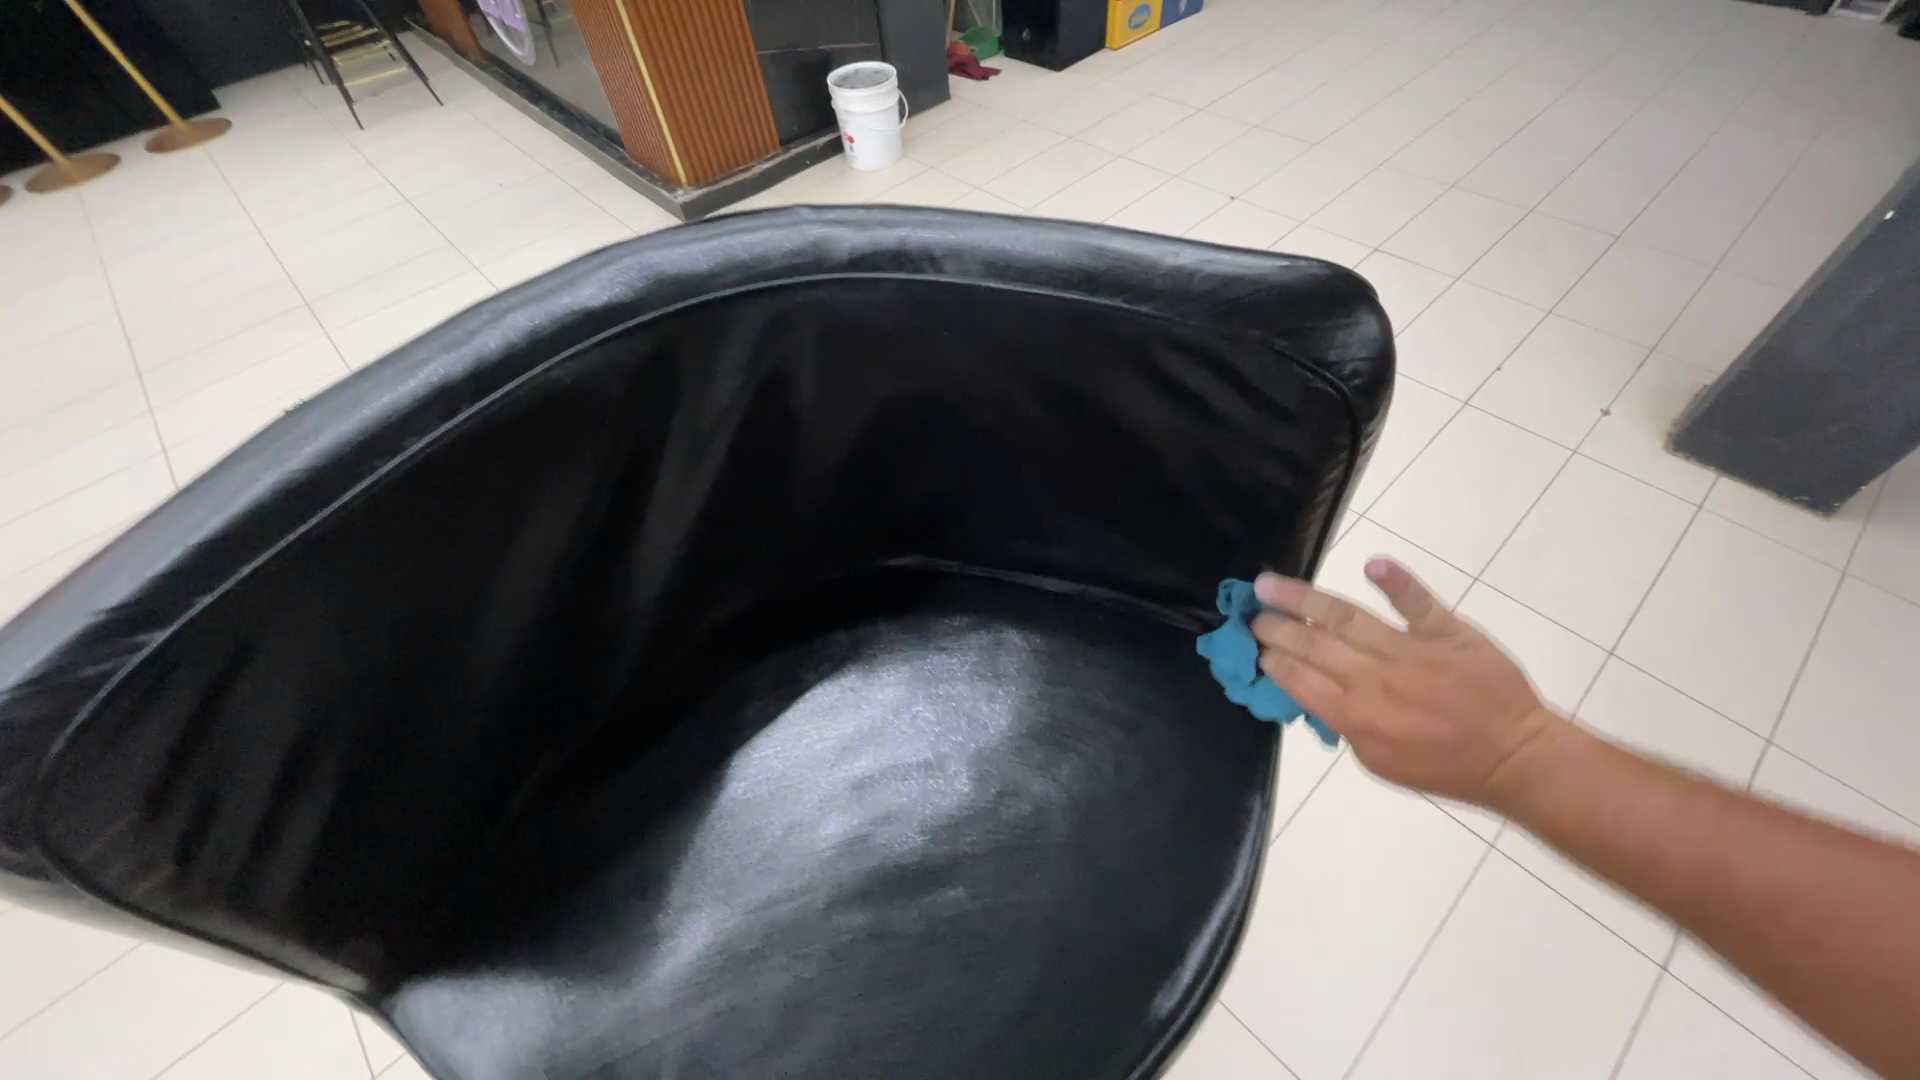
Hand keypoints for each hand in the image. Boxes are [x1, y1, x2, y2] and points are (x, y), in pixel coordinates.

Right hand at [1250, 558, 1568, 809]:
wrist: (1516, 758)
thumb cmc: (1442, 766)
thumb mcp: (1377, 762)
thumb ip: (1341, 725)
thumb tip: (1308, 690)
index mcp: (1357, 718)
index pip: (1299, 680)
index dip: (1272, 660)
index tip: (1254, 644)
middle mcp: (1375, 681)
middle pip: (1312, 644)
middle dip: (1275, 626)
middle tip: (1249, 610)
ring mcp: (1411, 653)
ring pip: (1346, 618)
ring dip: (1303, 598)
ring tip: (1269, 584)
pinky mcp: (1448, 634)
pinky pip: (1418, 604)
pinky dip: (1397, 582)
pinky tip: (1372, 562)